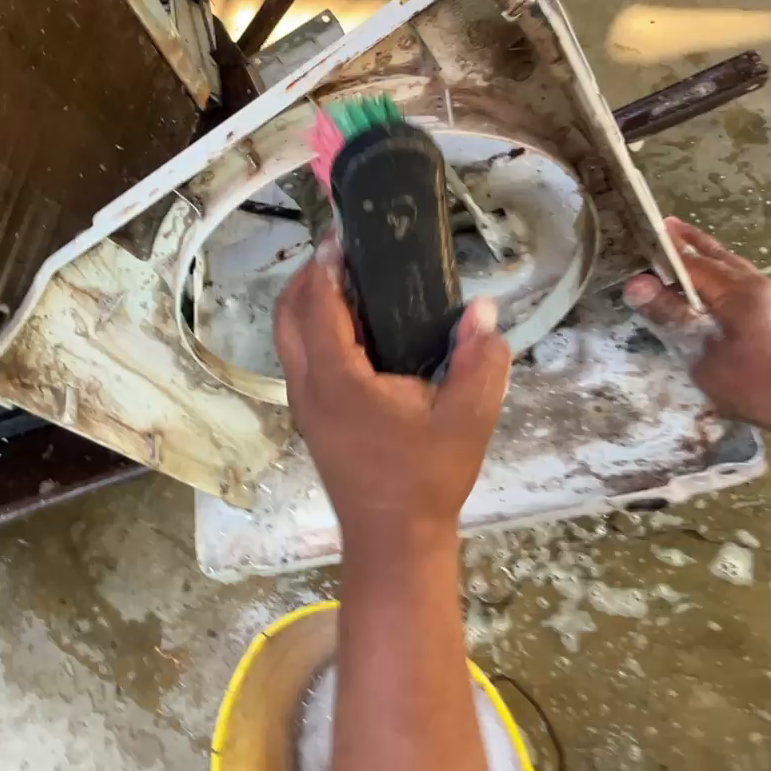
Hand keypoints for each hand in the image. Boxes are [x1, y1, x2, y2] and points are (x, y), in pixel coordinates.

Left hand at [274, 239, 512, 549]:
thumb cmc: (427, 478)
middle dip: (306, 276)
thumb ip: (479, 362)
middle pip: (287, 314)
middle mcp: (307, 385)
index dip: (326, 265)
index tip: (341, 233)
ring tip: (347, 280)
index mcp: (336, 379)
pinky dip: (313, 329)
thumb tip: (482, 313)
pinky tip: (354, 328)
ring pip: (288, 337)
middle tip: (340, 251)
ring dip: (306, 302)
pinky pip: (300, 357)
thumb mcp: (467, 419)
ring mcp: (303, 403)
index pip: (318, 305)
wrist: (393, 538)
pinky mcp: (310, 416)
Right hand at [622, 217, 770, 439]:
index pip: (692, 263)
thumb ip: (672, 320)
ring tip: (690, 253)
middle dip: (692, 242)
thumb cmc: (762, 388)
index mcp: (741, 292)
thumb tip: (637, 286)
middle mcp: (765, 286)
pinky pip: (751, 287)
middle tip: (667, 225)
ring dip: (712, 260)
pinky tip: (719, 292)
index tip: (642, 237)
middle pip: (721, 257)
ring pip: (739, 271)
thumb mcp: (705, 358)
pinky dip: (727, 279)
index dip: (664, 253)